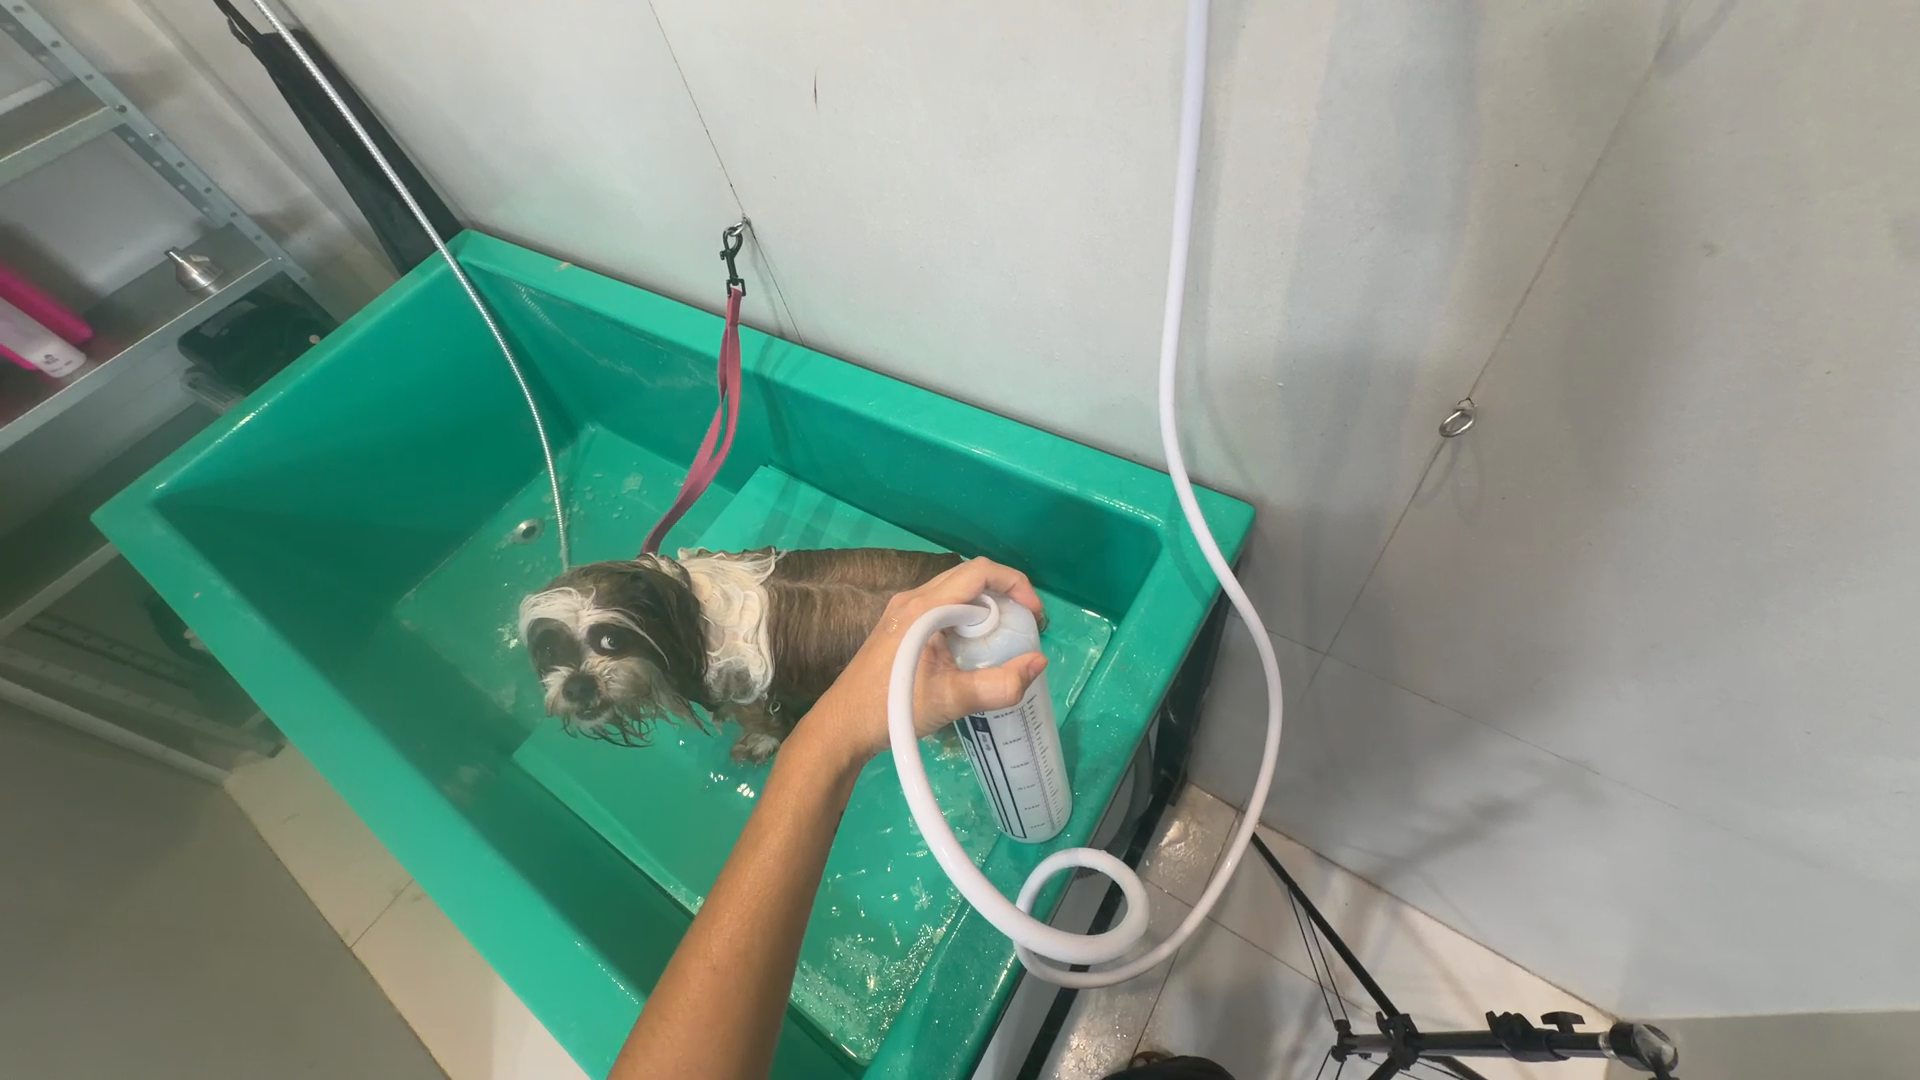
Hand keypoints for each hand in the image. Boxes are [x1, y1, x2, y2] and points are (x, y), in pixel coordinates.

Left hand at [792, 557, 1047, 773]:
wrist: (842, 727)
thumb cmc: (892, 710)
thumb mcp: (952, 700)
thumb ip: (998, 684)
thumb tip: (1038, 662)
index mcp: (924, 607)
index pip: (979, 572)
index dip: (1014, 583)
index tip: (1034, 614)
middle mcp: (913, 599)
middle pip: (969, 577)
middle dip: (1005, 594)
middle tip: (1025, 626)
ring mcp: (903, 611)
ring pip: (955, 591)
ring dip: (986, 606)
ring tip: (1005, 638)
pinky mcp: (900, 626)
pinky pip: (943, 606)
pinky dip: (967, 617)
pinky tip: (973, 649)